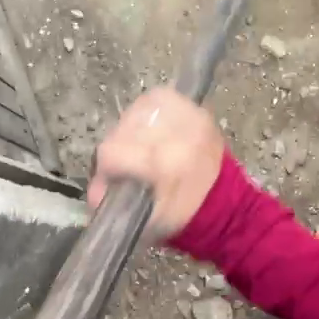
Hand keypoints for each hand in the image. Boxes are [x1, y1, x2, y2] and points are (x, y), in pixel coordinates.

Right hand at [87, 88, 225, 240]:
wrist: (225, 204)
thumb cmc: (182, 216)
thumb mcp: (143, 219)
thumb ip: (111, 203)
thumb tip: (93, 189)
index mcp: (165, 164)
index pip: (112, 152)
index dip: (105, 168)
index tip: (111, 178)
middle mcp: (177, 134)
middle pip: (122, 130)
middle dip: (119, 149)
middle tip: (127, 166)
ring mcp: (189, 116)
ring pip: (138, 111)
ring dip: (132, 129)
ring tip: (140, 147)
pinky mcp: (195, 108)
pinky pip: (157, 98)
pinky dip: (149, 113)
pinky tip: (150, 130)